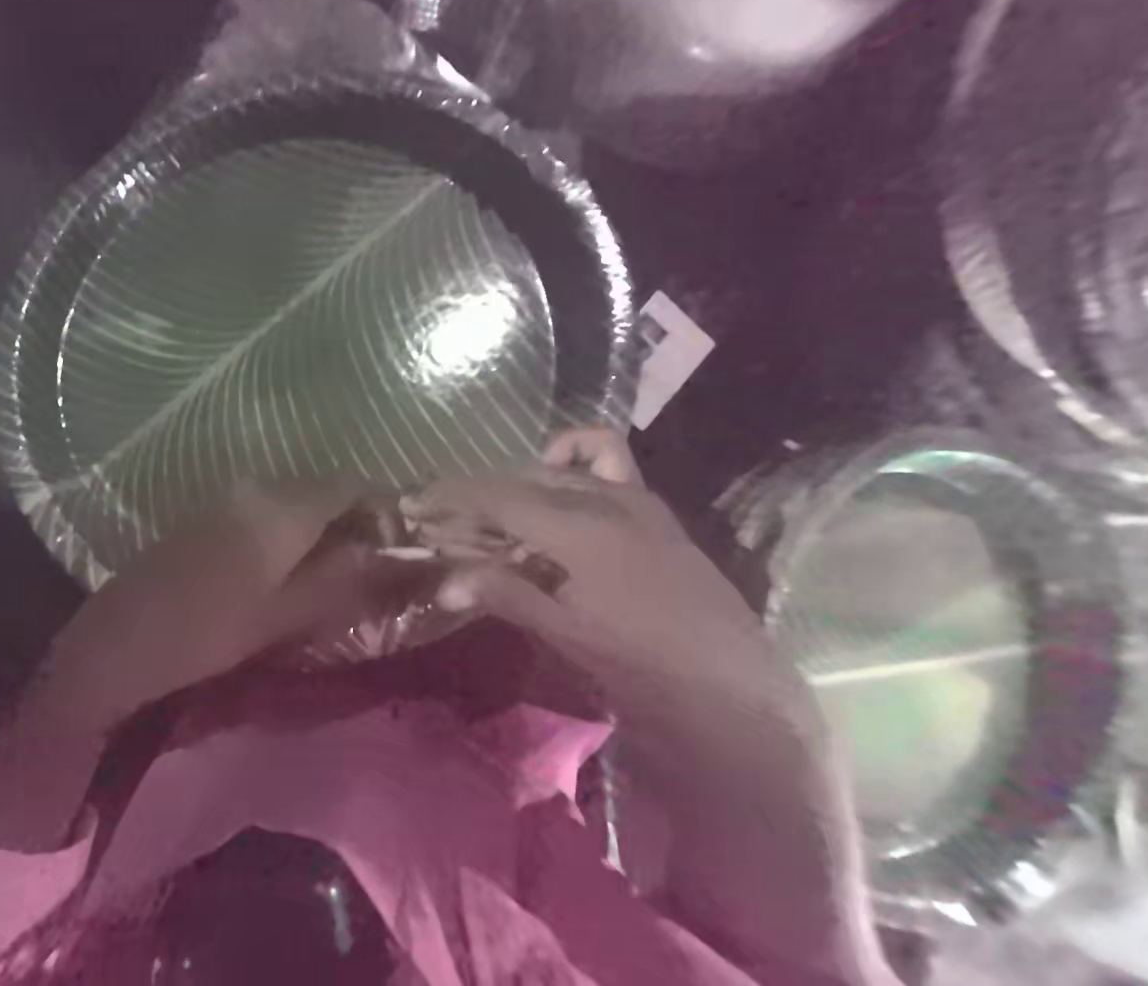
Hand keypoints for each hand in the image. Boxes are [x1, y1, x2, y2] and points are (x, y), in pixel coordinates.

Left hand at [34, 480, 375, 724]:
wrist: (117, 642)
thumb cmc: (209, 630)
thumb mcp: (288, 613)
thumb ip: (346, 580)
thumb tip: (393, 557)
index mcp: (283, 506)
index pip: (354, 485)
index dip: (384, 510)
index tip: (400, 546)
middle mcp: (258, 486)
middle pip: (325, 488)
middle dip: (356, 520)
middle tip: (373, 565)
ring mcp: (228, 497)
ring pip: (296, 500)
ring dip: (323, 527)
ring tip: (336, 572)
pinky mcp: (208, 514)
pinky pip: (267, 510)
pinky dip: (291, 531)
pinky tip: (289, 569)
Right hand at [413, 430, 893, 985]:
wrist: (733, 686)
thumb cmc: (643, 666)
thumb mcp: (565, 632)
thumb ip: (505, 593)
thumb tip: (447, 576)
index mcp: (579, 528)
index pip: (498, 496)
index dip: (451, 497)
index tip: (414, 503)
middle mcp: (605, 498)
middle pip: (521, 479)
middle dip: (476, 495)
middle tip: (445, 524)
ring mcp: (635, 497)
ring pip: (558, 467)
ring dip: (518, 482)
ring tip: (495, 514)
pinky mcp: (653, 508)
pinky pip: (607, 462)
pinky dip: (572, 462)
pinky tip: (558, 491)